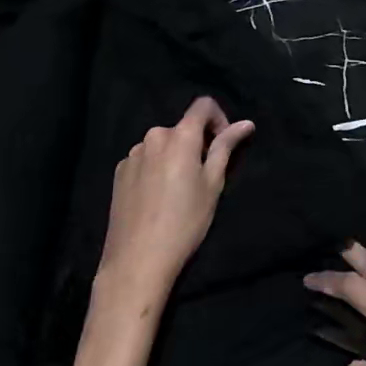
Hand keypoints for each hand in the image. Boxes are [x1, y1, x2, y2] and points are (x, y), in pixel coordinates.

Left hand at [98, 97, 253, 299]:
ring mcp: (132, 155)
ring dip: (175, 156)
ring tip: (179, 190)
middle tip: (204, 175)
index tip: (222, 146)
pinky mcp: (119, 173)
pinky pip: (146, 159)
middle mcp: (153, 137)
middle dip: (197, 143)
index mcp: (179, 136)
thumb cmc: (185, 221)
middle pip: (182, 128)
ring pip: (163, 145)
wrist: (137, 260)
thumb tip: (245, 124)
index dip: (218, 118)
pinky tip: (158, 198)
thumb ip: (226, 147)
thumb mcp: (213, 184)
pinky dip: (157, 168)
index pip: (203, 105)